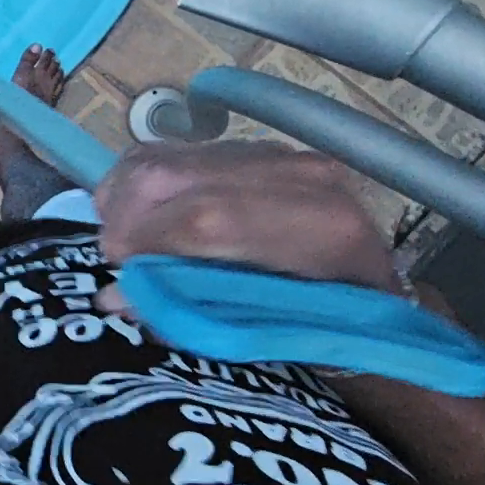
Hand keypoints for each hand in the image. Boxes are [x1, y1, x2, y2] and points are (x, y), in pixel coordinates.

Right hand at [91, 140, 400, 314]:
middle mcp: (298, 175)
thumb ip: (190, 317)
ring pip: (158, 160)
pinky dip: (131, 184)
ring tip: (126, 241)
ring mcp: (268, 154)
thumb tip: (113, 298)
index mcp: (321, 230)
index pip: (207, 218)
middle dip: (124, 221)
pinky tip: (137, 216)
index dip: (145, 242)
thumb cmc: (325, 330)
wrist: (371, 295)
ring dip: (122, 202)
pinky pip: (160, 152)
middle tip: (117, 260)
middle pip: (169, 177)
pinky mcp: (240, 147)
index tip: (120, 272)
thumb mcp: (268, 337)